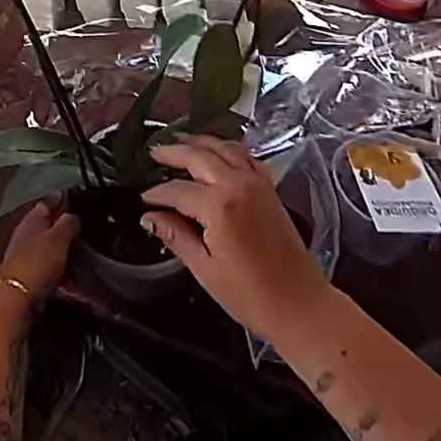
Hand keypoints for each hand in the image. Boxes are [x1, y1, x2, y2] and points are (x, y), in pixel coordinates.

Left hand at [0, 198, 79, 305]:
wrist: (15, 301)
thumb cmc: (39, 261)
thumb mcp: (59, 236)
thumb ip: (69, 221)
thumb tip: (74, 215)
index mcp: (33, 217)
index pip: (51, 200)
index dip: (66, 198)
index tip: (83, 199)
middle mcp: (27, 232)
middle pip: (51, 223)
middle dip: (67, 224)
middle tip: (87, 226)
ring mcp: (26, 253)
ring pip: (51, 244)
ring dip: (65, 246)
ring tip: (84, 249)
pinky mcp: (28, 273)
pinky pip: (49, 263)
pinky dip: (60, 265)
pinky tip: (72, 269)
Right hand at [141, 135, 332, 338]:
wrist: (296, 300)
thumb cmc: (247, 293)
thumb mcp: (204, 267)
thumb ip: (176, 236)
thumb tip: (150, 218)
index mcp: (218, 205)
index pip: (178, 191)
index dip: (158, 193)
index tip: (144, 198)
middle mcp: (237, 183)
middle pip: (200, 157)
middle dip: (175, 152)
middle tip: (155, 152)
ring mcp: (256, 181)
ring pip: (224, 148)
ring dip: (201, 142)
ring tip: (182, 141)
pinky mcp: (269, 186)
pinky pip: (246, 156)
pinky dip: (229, 149)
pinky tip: (219, 151)